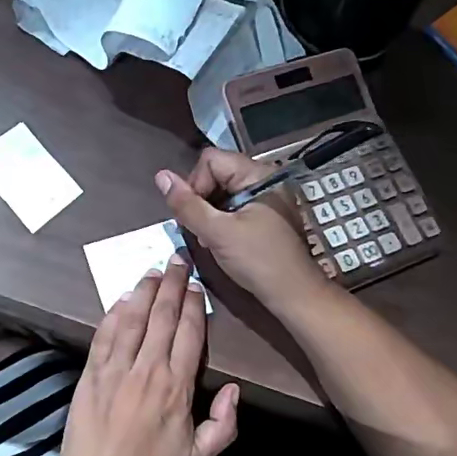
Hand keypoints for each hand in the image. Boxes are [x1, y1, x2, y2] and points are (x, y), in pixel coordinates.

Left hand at [43, 258, 238, 455]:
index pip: (189, 333)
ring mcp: (115, 368)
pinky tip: (123, 297)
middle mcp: (146, 370)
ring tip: (154, 270)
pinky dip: (115, 312)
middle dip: (172, 284)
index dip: (194, 305)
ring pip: (133, 318)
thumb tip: (236, 389)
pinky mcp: (91, 371)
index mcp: (176, 388)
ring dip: (145, 291)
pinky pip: (105, 333)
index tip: (196, 284)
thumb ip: (224, 424)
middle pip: (162, 316)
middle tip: (178, 259)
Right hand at [156, 149, 331, 308]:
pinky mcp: (265, 215)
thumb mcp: (217, 232)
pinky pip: (233, 206)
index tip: (193, 215)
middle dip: (200, 200)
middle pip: (215, 173)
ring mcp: (266, 198)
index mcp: (258, 175)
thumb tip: (161, 176)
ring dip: (208, 212)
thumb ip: (187, 204)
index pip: (211, 160)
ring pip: (221, 191)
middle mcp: (264, 179)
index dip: (194, 184)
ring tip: (209, 237)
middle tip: (200, 229)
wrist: (294, 295)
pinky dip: (220, 220)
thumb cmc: (258, 261)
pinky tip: (219, 240)